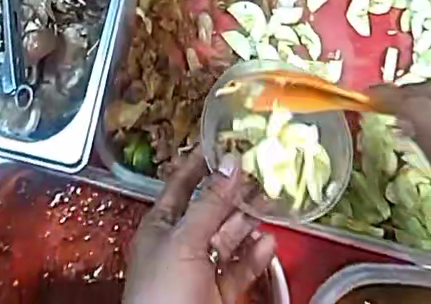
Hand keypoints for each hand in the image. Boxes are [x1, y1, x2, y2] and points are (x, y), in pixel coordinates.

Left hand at [125, 155, 278, 303]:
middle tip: (257, 170)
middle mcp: (180, 244)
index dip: (199, 162)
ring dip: (248, 220)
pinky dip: (254, 256)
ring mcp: (200, 271)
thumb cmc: (162, 292)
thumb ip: (209, 203)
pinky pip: (238, 270)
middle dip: (232, 191)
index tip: (220, 141)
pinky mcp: (218, 296)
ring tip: (269, 201)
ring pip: (227, 239)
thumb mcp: (184, 240)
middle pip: (209, 210)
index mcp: (161, 225)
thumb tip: (229, 164)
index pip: (181, 183)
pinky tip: (269, 242)